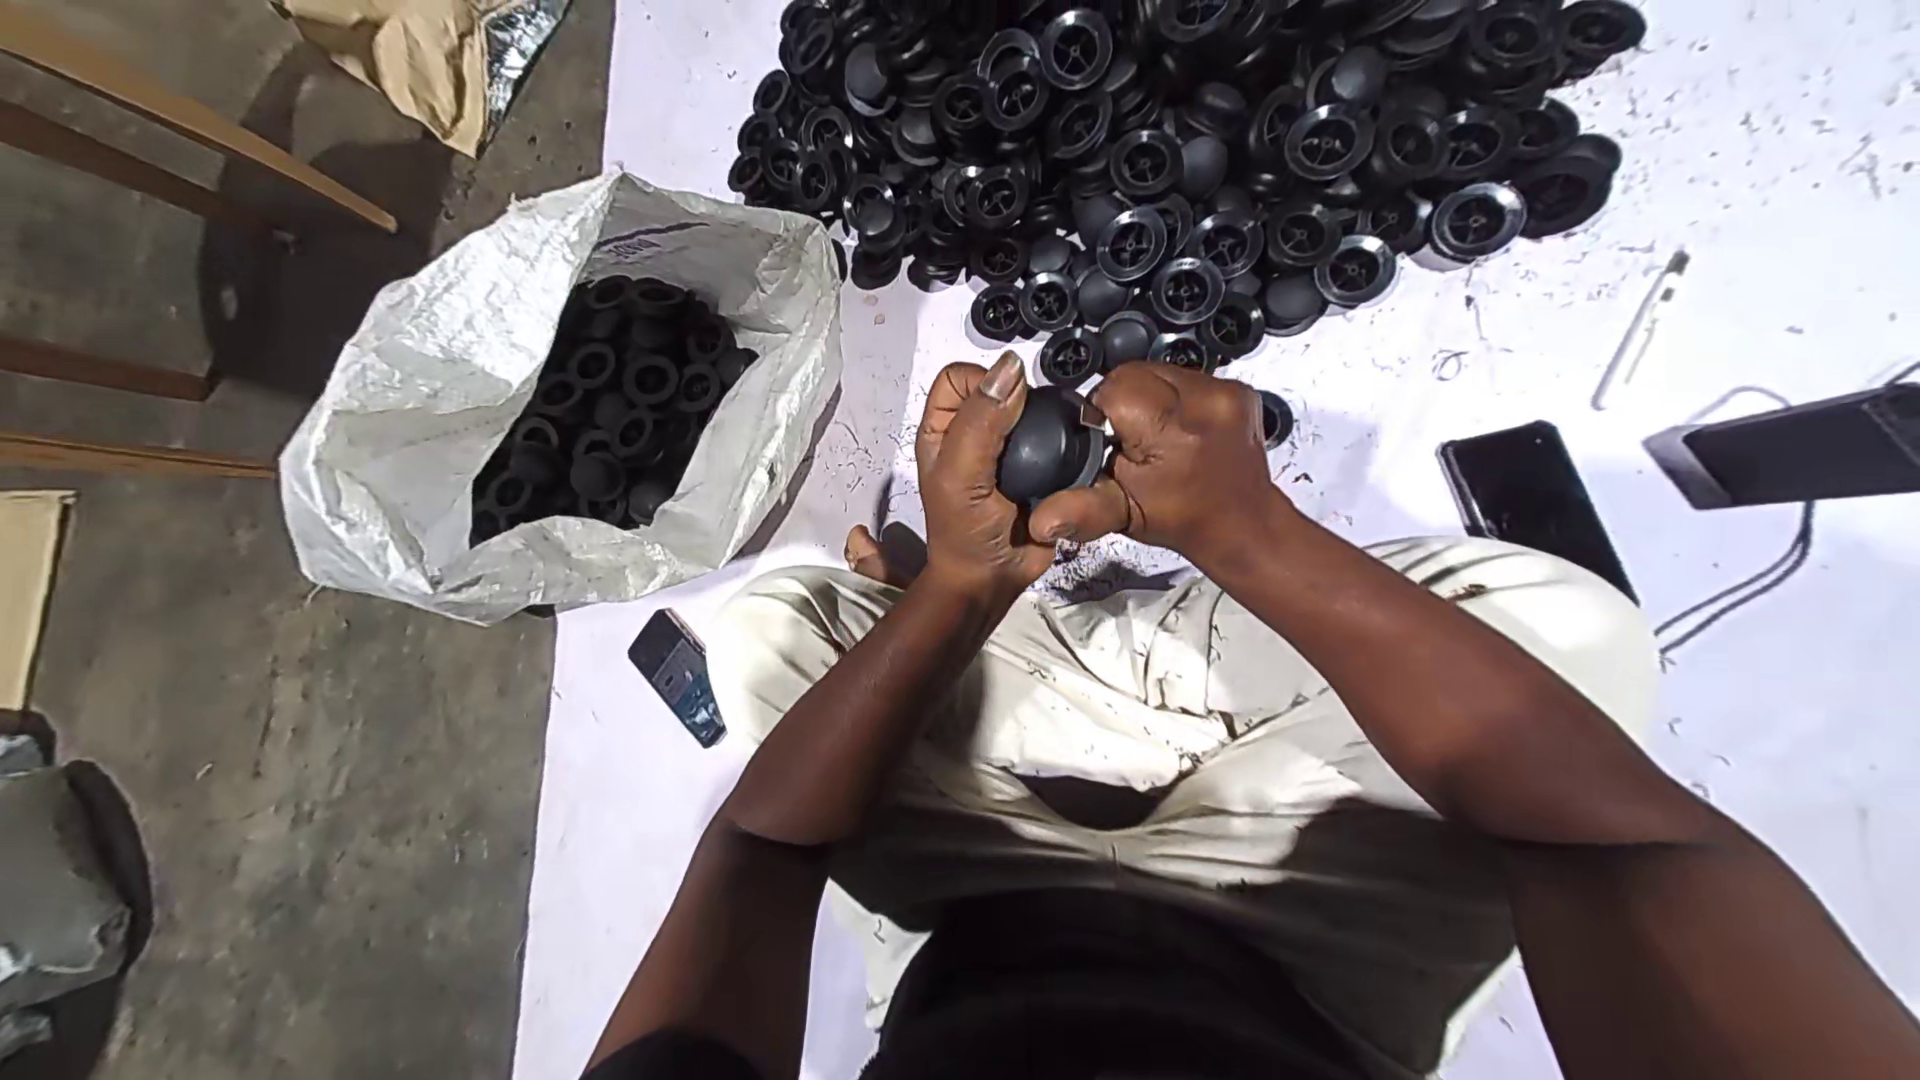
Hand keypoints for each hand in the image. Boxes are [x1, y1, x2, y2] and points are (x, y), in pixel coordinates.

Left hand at [906, 352, 1119, 600]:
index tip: (1003, 411)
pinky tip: (1064, 455)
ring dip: (1047, 421)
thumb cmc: (964, 531)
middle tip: (1030, 435)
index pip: (961, 376)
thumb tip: (1011, 368)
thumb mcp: (960, 475)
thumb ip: (980, 422)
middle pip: (1001, 387)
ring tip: (1049, 447)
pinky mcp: (1039, 464)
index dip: (983, 383)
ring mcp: (1008, 449)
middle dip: (1020, 400)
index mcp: (943, 429)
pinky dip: (1064, 440)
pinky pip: (1057, 437)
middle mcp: (974, 432)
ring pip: (1033, 410)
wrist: (995, 577)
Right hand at [1051, 361, 1299, 568]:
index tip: (1111, 439)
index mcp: (1172, 430)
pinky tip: (1177, 428)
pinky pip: (1187, 377)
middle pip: (1136, 372)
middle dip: (1123, 402)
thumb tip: (1041, 520)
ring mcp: (1225, 393)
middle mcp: (1205, 402)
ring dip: (1149, 398)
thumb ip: (1079, 509)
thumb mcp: (1121, 514)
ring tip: (1154, 434)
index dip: (1102, 411)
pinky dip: (1174, 398)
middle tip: (1131, 440)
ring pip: (1160, 370)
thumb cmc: (1182, 518)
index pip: (1115, 386)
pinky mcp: (1237, 389)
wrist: (1239, 523)